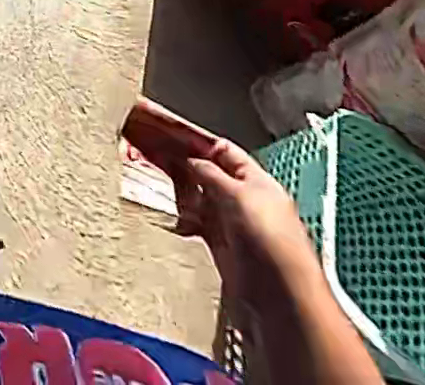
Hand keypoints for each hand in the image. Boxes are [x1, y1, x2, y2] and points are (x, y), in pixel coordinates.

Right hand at [122, 101, 320, 304]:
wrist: (282, 298)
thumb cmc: (272, 243)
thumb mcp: (237, 195)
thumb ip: (209, 173)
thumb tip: (189, 161)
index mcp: (254, 179)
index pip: (217, 148)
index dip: (189, 137)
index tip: (160, 125)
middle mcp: (241, 196)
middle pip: (200, 167)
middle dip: (173, 155)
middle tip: (142, 142)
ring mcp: (229, 219)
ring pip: (192, 191)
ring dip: (171, 182)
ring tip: (144, 169)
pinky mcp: (218, 242)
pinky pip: (190, 218)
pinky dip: (176, 212)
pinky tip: (165, 210)